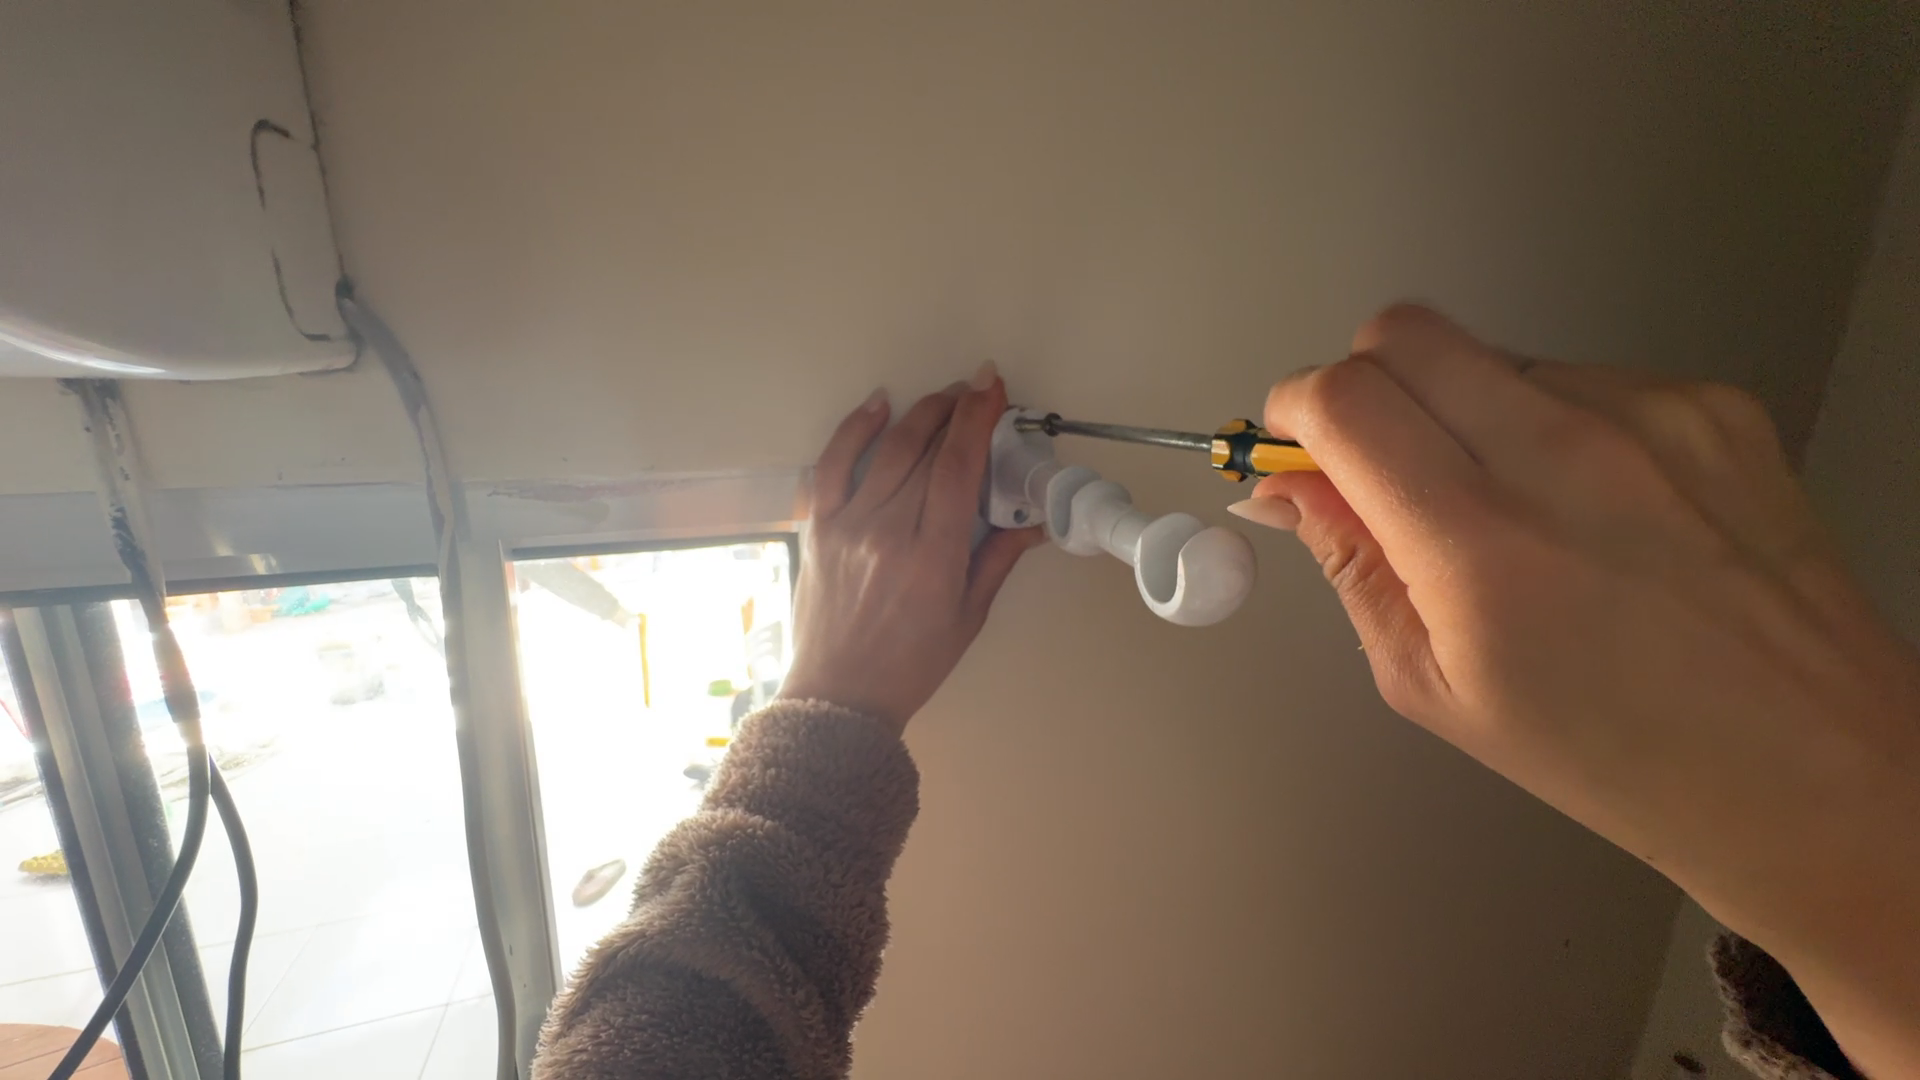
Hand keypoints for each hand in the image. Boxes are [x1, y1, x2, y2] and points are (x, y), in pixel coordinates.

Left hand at [778, 365, 1045, 734]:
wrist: (840, 695)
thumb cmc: (912, 663)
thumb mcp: (968, 617)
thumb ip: (998, 560)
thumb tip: (1034, 520)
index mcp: (931, 558)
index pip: (957, 469)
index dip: (978, 420)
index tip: (993, 388)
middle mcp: (887, 532)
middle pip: (925, 450)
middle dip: (957, 410)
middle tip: (978, 391)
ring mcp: (847, 526)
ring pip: (887, 450)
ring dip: (920, 413)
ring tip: (945, 396)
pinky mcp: (819, 527)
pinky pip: (832, 464)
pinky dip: (854, 428)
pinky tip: (879, 403)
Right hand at [1234, 304, 1919, 1077]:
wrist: (1815, 773)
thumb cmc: (1597, 749)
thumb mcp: (1423, 677)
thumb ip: (1345, 560)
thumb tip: (1280, 489)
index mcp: (1479, 543)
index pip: (1344, 401)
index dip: (1292, 409)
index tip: (1288, 441)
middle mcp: (1565, 455)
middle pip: (1403, 333)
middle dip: (1355, 382)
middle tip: (1364, 455)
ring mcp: (1649, 415)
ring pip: (1478, 351)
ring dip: (1444, 405)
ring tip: (1485, 497)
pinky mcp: (1707, 402)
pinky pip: (1561, 374)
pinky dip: (1527, 417)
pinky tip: (1566, 496)